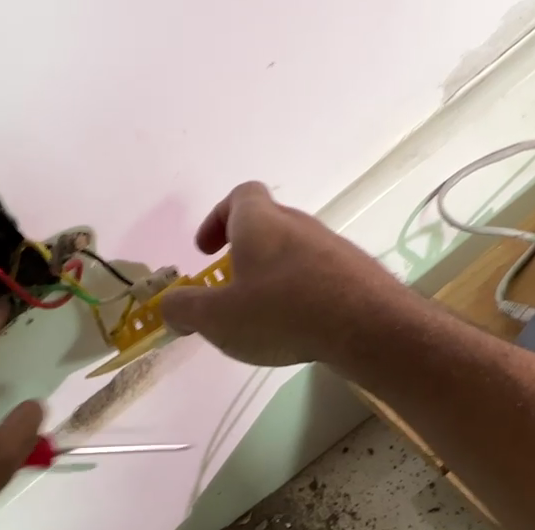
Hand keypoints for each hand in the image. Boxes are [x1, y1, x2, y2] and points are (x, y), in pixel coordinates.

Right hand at [159, 182, 418, 367]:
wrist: (365, 326)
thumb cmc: (280, 313)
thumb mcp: (218, 318)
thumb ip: (186, 310)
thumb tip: (168, 306)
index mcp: (259, 222)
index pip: (238, 197)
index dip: (217, 219)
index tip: (207, 251)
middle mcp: (298, 224)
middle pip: (267, 226)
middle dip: (245, 253)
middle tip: (232, 289)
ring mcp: (332, 248)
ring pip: (294, 253)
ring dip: (275, 276)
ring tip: (265, 315)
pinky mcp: (356, 275)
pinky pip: (320, 277)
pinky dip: (303, 295)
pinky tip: (301, 328)